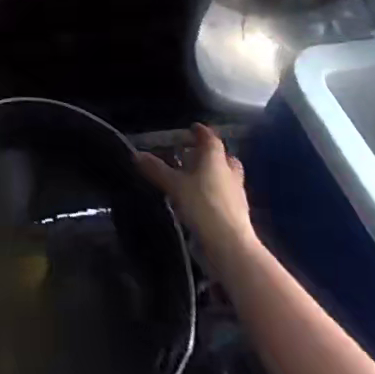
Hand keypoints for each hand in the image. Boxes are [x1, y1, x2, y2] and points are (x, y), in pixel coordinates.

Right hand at [135, 123, 253, 255]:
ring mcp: (236, 195)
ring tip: (195, 180)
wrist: (231, 246)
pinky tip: (201, 202)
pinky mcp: (238, 214)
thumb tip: (136, 155)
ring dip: (213, 175)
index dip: (201, 132)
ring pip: (226, 177)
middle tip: (194, 155)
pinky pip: (225, 196)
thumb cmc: (203, 206)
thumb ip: (156, 170)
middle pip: (223, 158)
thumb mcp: (174, 186)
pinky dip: (214, 194)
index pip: (210, 139)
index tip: (192, 128)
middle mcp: (229, 173)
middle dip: (210, 155)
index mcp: (216, 160)